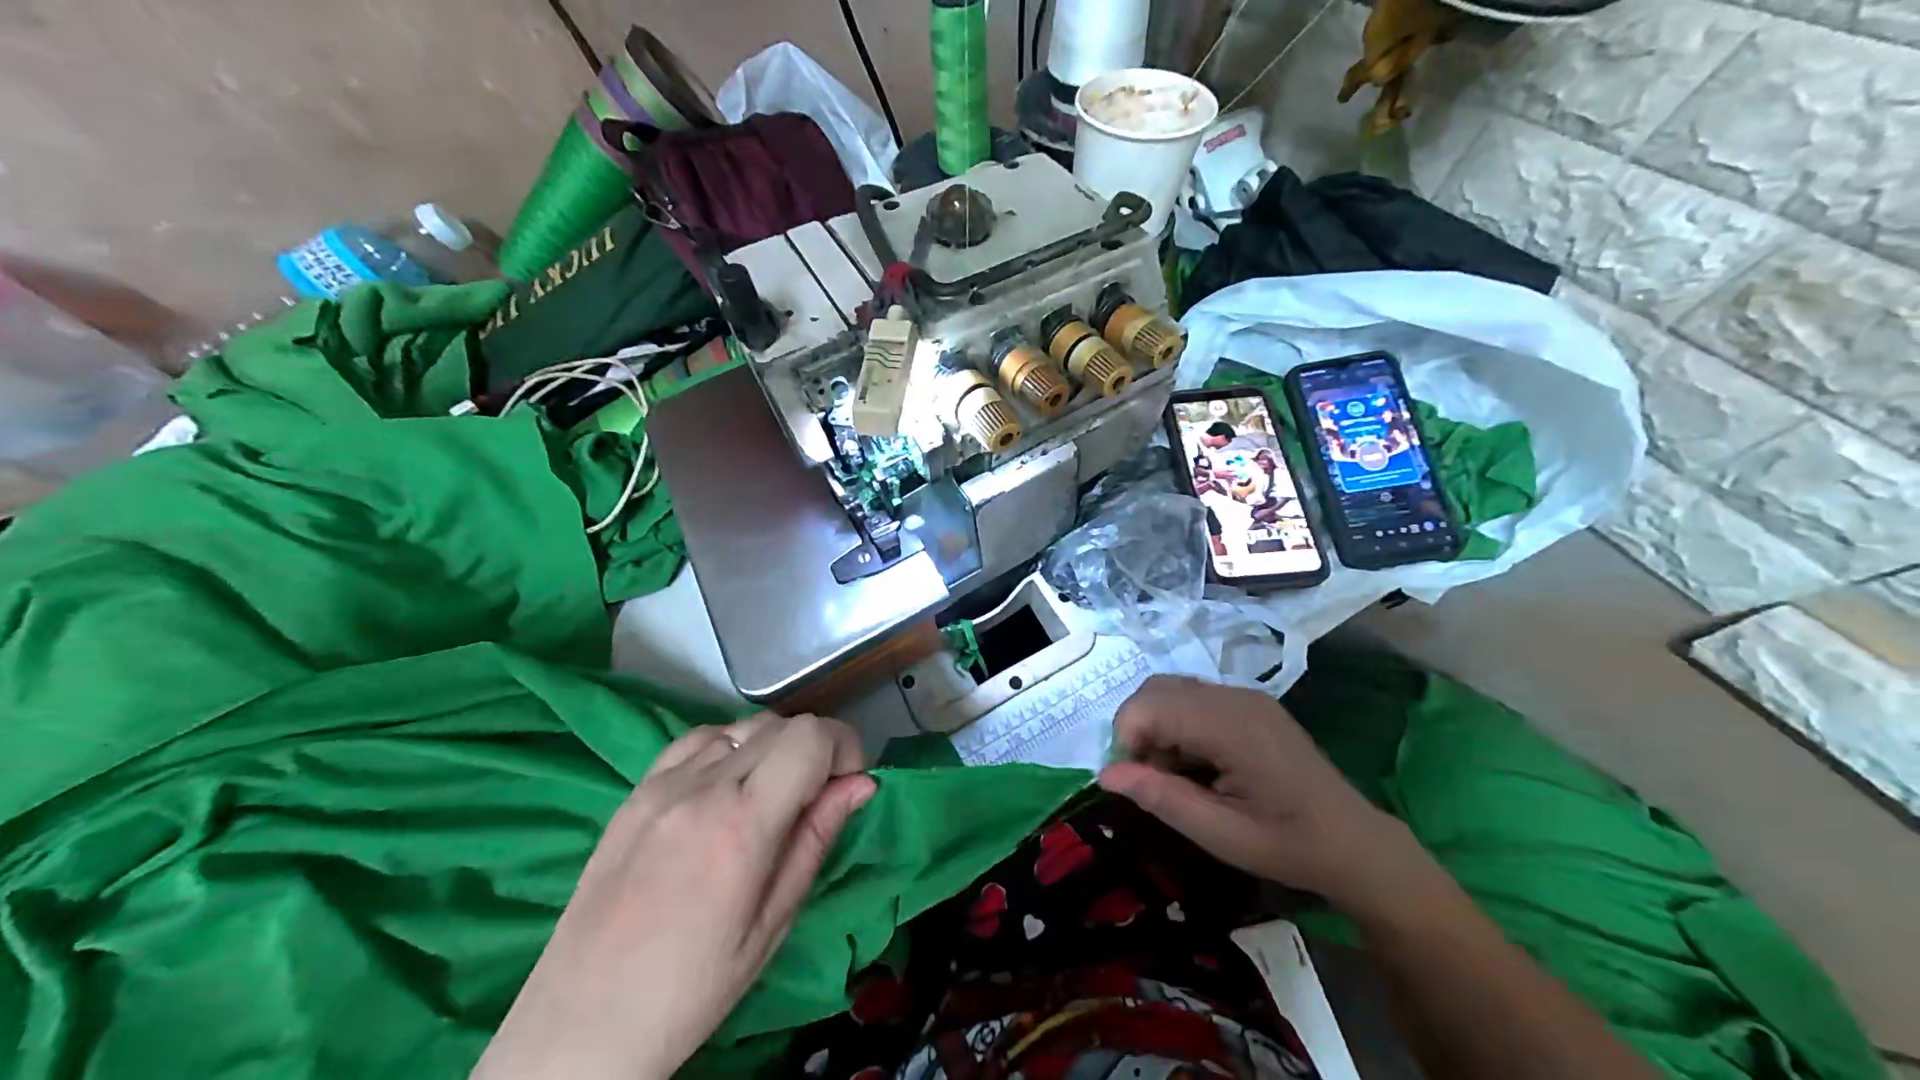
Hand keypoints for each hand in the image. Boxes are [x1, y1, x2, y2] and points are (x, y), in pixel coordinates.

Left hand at [472, 714, 875, 1079]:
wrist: (580, 1024)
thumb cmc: (692, 989)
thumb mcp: (772, 924)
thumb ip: (817, 839)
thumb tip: (863, 783)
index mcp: (742, 823)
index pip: (811, 736)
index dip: (844, 748)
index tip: (847, 786)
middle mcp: (702, 787)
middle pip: (781, 724)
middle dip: (815, 750)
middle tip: (814, 801)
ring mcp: (661, 784)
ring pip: (741, 726)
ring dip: (772, 748)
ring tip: (768, 800)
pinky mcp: (635, 791)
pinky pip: (697, 740)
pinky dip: (728, 748)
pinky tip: (725, 789)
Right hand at [1099, 676, 1427, 907]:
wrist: (1356, 845)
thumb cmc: (1288, 845)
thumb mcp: (1220, 835)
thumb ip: (1160, 798)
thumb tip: (1104, 774)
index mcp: (1230, 725)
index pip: (1148, 705)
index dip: (1127, 740)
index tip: (1138, 783)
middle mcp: (1235, 697)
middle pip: (1156, 690)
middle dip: (1138, 730)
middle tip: (1153, 779)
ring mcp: (1246, 697)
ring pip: (1171, 692)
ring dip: (1157, 728)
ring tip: (1176, 775)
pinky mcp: (1250, 705)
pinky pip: (1193, 700)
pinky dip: (1178, 726)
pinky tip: (1198, 765)